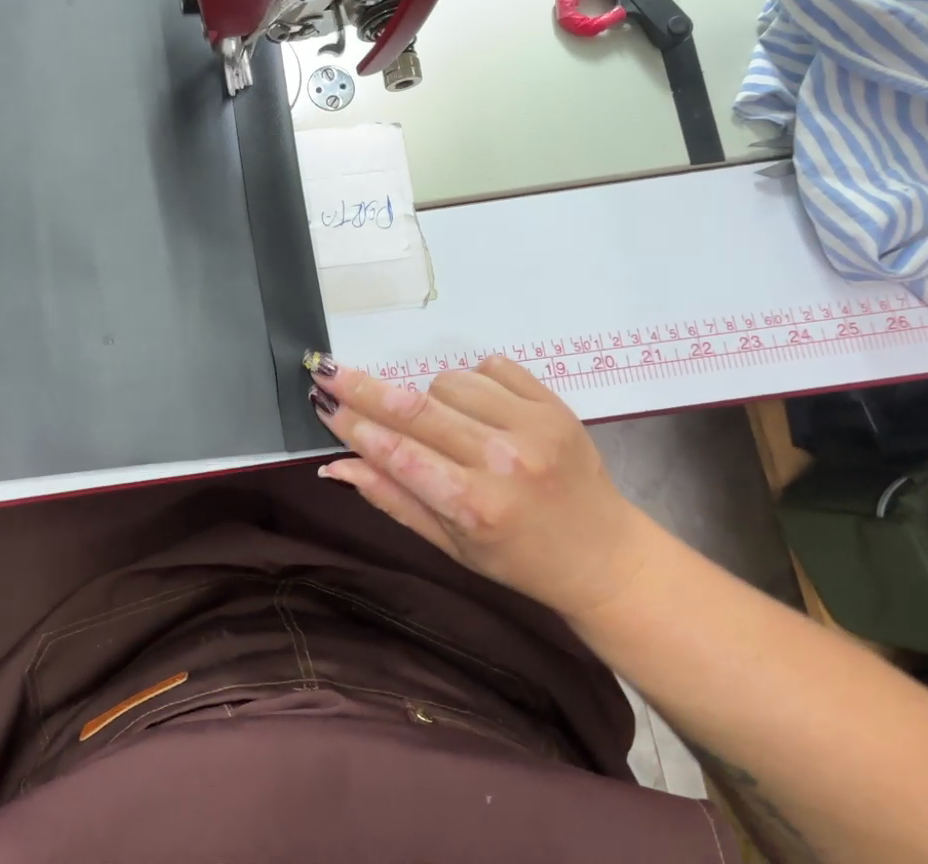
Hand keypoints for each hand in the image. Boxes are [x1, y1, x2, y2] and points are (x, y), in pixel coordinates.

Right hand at [306, 352, 661, 622]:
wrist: (606, 556)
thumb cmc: (517, 560)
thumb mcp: (448, 544)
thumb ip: (391, 499)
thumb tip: (333, 466)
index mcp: (474, 505)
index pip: (397, 452)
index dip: (353, 425)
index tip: (321, 402)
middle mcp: (504, 460)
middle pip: (416, 409)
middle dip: (364, 388)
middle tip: (328, 371)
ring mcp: (535, 427)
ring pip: (449, 382)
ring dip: (425, 394)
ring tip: (434, 421)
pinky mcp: (557, 405)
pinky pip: (490, 367)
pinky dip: (469, 380)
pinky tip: (472, 407)